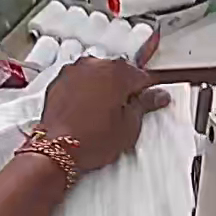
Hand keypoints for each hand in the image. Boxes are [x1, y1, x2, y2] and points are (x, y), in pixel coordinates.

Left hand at [38, 57, 168, 171]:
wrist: (57, 149)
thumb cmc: (92, 140)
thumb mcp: (128, 126)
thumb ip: (144, 105)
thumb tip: (159, 96)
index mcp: (118, 73)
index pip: (142, 76)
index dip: (147, 91)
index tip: (149, 101)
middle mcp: (95, 65)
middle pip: (118, 73)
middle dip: (123, 88)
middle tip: (124, 112)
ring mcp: (74, 71)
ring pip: (97, 75)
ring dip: (102, 88)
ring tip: (102, 113)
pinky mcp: (59, 82)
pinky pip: (78, 82)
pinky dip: (84, 91)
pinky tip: (85, 110)